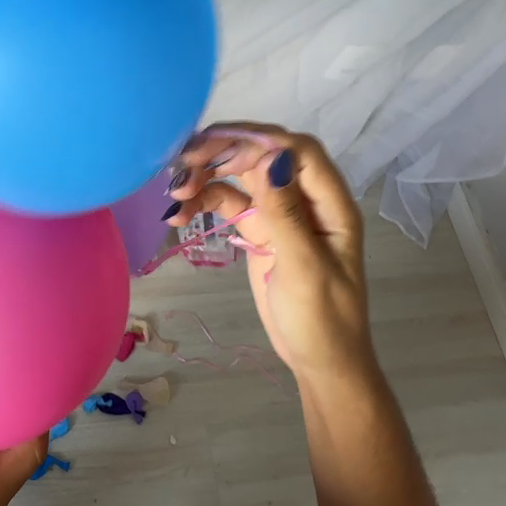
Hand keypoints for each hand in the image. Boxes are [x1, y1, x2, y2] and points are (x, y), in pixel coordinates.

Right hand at [166, 122, 376, 383]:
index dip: (260, 141)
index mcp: (330, 202)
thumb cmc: (322, 319)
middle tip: (184, 161)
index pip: (297, 151)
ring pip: (241, 174)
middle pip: (263, 154)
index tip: (219, 150)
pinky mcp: (258, 226)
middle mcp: (305, 197)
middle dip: (225, 151)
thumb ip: (284, 211)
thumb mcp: (304, 267)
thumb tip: (270, 156)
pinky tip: (178, 214)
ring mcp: (279, 210)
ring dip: (207, 176)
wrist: (319, 364)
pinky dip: (204, 201)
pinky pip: (228, 201)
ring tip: (175, 192)